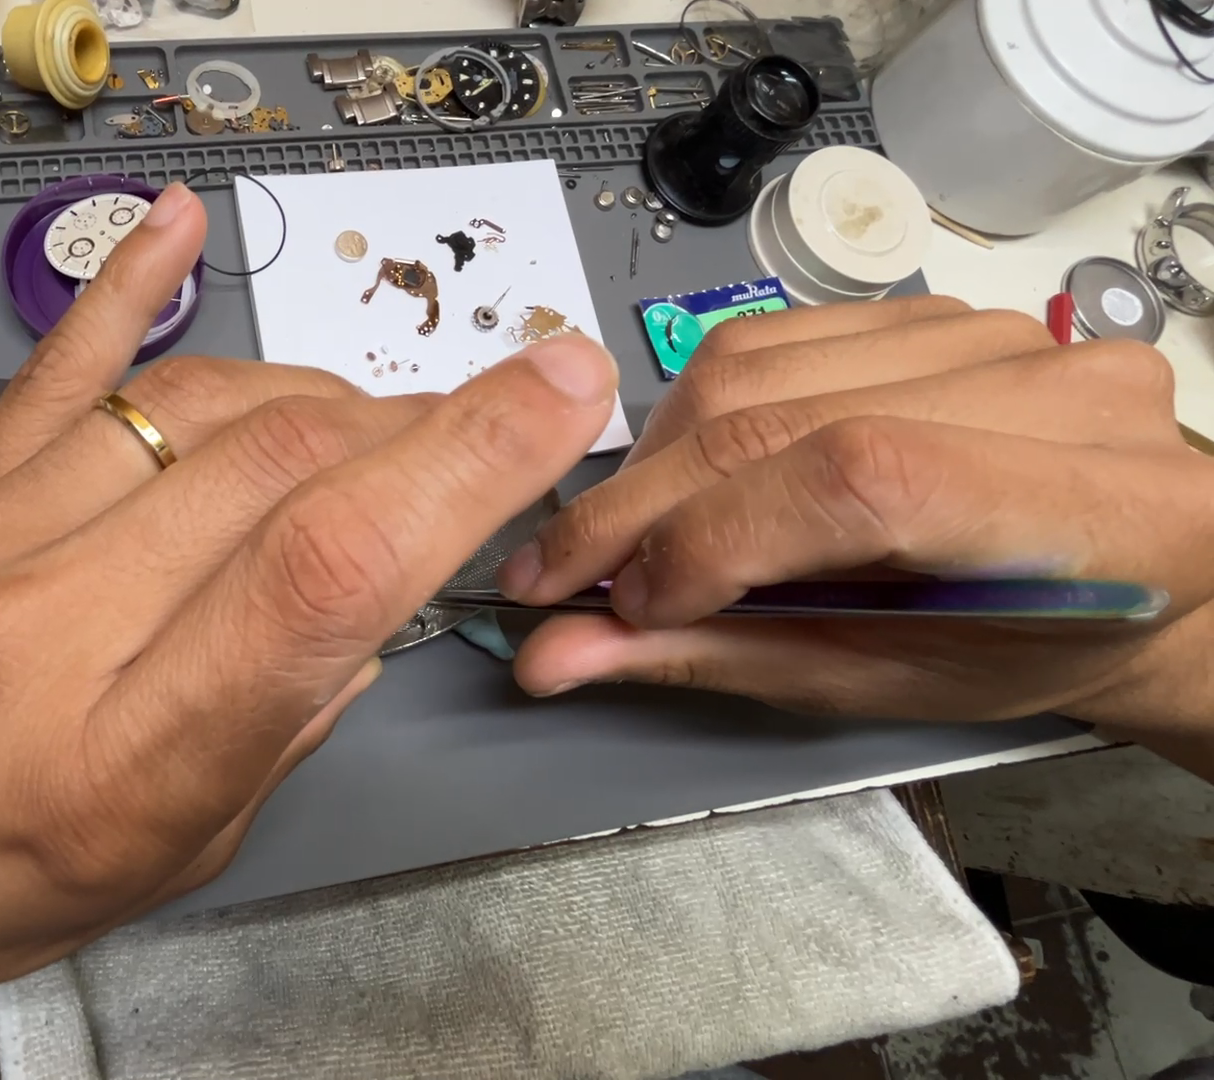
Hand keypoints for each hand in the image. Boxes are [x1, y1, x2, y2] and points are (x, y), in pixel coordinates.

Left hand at [0, 183, 624, 1002]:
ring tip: (369, 423)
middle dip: (409, 430)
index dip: (460, 466)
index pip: (322, 570)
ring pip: (200, 405)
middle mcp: (52, 622)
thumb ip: (284, 722)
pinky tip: (177, 225)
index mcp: (126, 753)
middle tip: (464, 433)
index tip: (552, 395)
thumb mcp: (172, 855)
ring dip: (318, 399)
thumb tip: (369, 600)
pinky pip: (56, 367)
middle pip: (277, 464)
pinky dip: (126, 284)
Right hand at [497, 296, 1213, 737]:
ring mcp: (983, 334)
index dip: (710, 540)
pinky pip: (746, 344)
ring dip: (643, 467)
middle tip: (559, 575)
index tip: (623, 607)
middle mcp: (1055, 394)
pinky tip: (675, 472)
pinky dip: (674, 418)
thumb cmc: (998, 653)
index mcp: (1095, 516)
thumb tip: (553, 656)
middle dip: (631, 511)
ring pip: (738, 375)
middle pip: (768, 423)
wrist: (1090, 570)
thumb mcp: (861, 684)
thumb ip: (704, 658)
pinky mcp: (912, 314)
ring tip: (627, 532)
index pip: (857, 482)